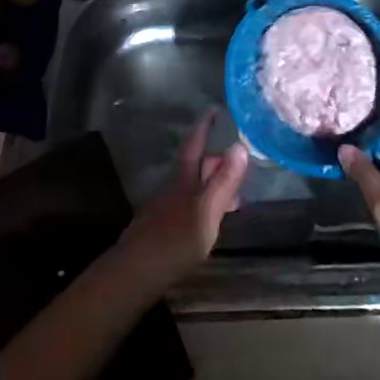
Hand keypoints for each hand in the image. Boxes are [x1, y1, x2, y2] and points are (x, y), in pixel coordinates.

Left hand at [116, 111, 248, 290]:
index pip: (195, 144)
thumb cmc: (175, 240)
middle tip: (240, 158)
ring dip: (215, 182)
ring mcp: (169, 205)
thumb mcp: (206, 211)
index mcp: (184, 179)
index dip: (204, 126)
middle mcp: (174, 186)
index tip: (214, 109)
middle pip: (196, 165)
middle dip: (216, 158)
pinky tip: (217, 217)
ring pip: (195, 185)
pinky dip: (209, 202)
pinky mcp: (167, 224)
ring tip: (238, 191)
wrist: (139, 269)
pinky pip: (193, 203)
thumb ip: (223, 181)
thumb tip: (240, 145)